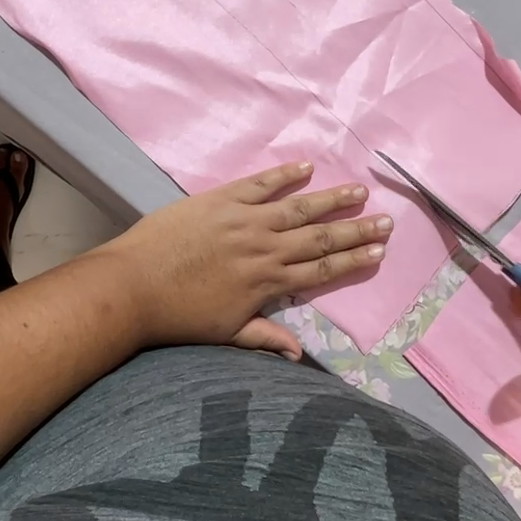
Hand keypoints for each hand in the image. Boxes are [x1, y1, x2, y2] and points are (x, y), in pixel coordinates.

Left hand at [98, 161, 391, 357]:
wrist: (133, 286)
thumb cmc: (178, 316)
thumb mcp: (226, 333)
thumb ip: (264, 337)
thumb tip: (300, 354)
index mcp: (268, 282)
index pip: (321, 271)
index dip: (353, 261)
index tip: (379, 252)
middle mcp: (265, 248)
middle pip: (320, 238)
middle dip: (356, 229)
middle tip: (386, 220)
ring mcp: (245, 220)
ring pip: (298, 207)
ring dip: (331, 199)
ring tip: (359, 191)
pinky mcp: (221, 199)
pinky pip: (260, 183)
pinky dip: (284, 175)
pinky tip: (306, 167)